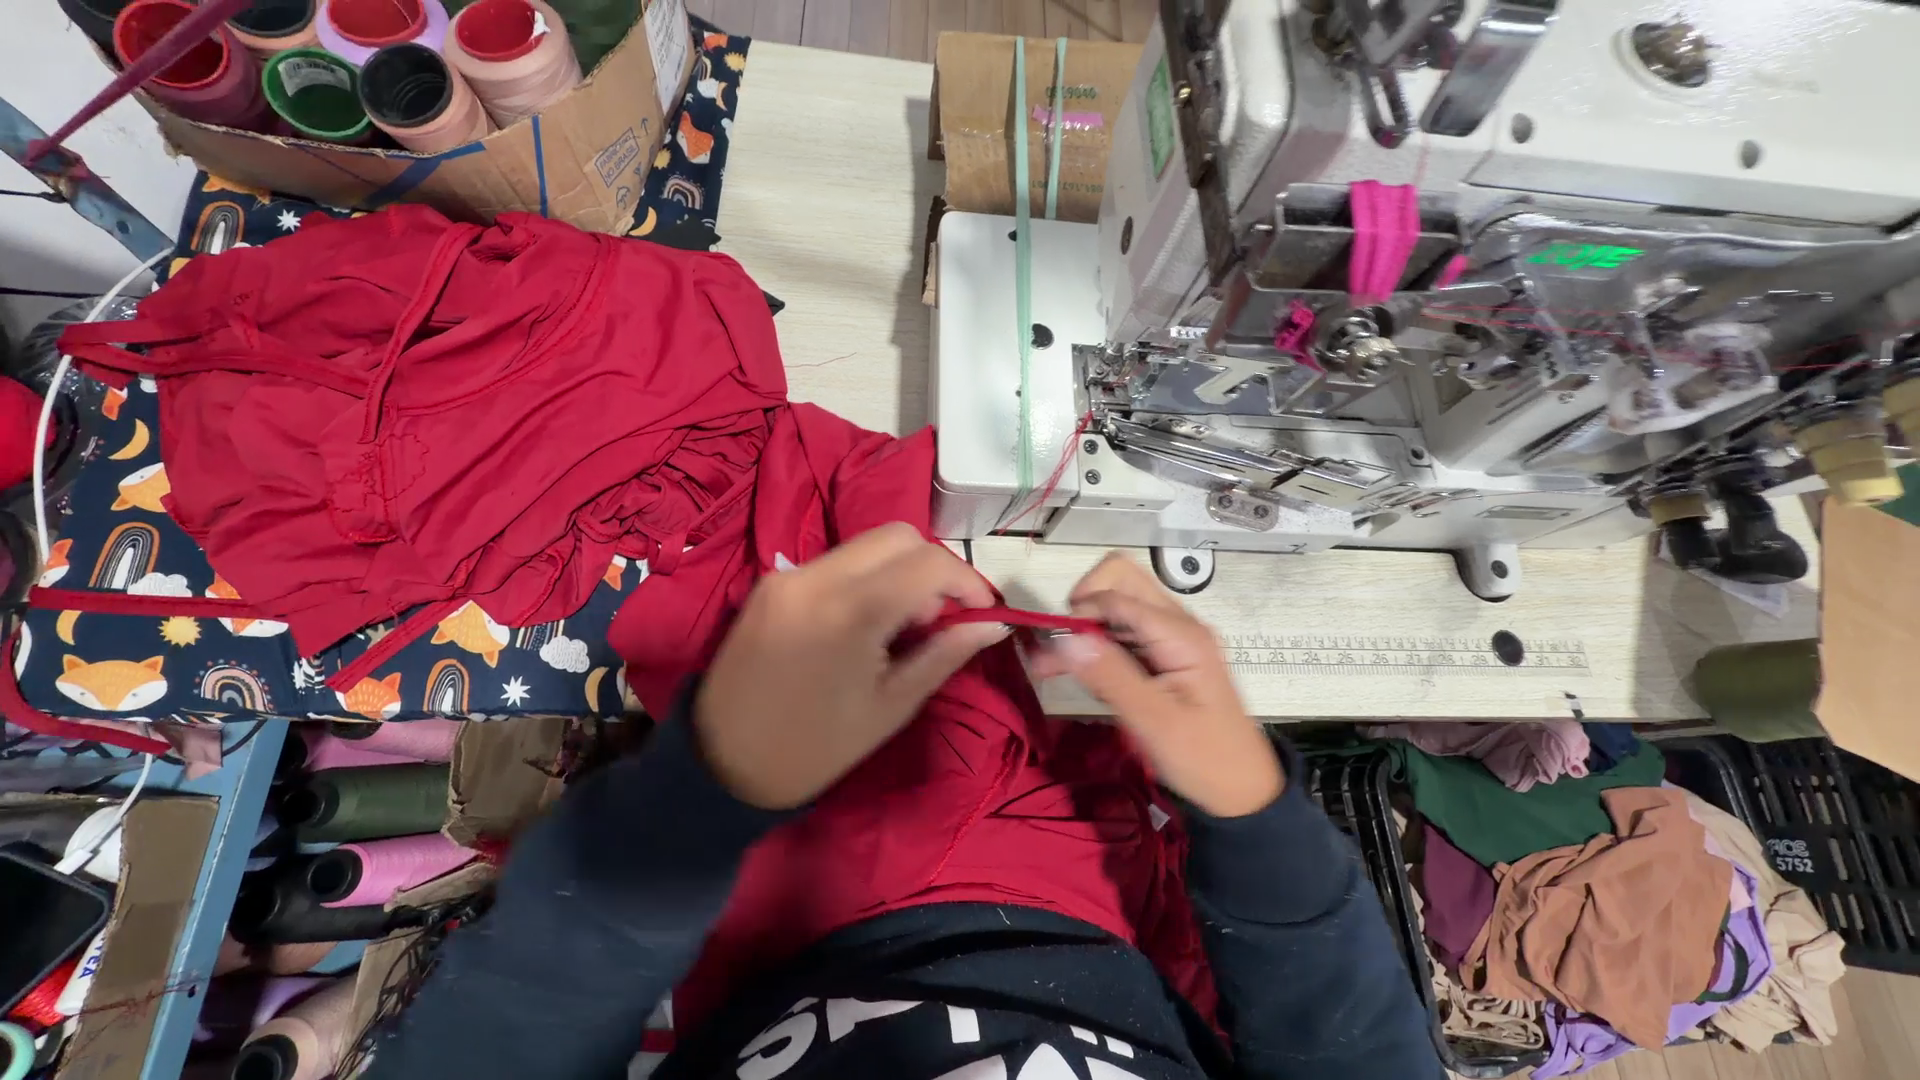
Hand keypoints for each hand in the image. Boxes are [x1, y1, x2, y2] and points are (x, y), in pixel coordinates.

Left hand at [694, 522, 1008, 808]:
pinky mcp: (771, 582)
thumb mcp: (891, 707)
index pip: (928, 561)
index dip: (968, 581)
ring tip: (901, 625)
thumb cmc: (815, 749)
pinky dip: (866, 577)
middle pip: (898, 536)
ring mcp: (787, 574)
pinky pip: (836, 561)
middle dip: (934, 567)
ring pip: (867, 544)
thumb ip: (944, 653)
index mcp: (849, 611)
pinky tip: (864, 622)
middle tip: (938, 620)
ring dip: (900, 570)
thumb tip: (993, 625)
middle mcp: (815, 576)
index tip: (983, 613)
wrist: (721, 766)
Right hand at [1030, 553, 1283, 816]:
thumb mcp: (1153, 722)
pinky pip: (1124, 630)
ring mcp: (1172, 637)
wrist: (1243, 790)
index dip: (1079, 613)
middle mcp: (1178, 624)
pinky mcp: (1165, 654)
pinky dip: (1099, 644)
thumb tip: (1065, 637)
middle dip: (1082, 605)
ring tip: (1055, 667)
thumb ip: (1110, 675)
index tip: (1052, 650)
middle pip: (1120, 579)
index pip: (1116, 594)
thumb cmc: (1202, 758)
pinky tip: (1084, 676)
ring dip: (1086, 626)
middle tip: (1061, 646)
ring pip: (1118, 603)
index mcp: (1180, 634)